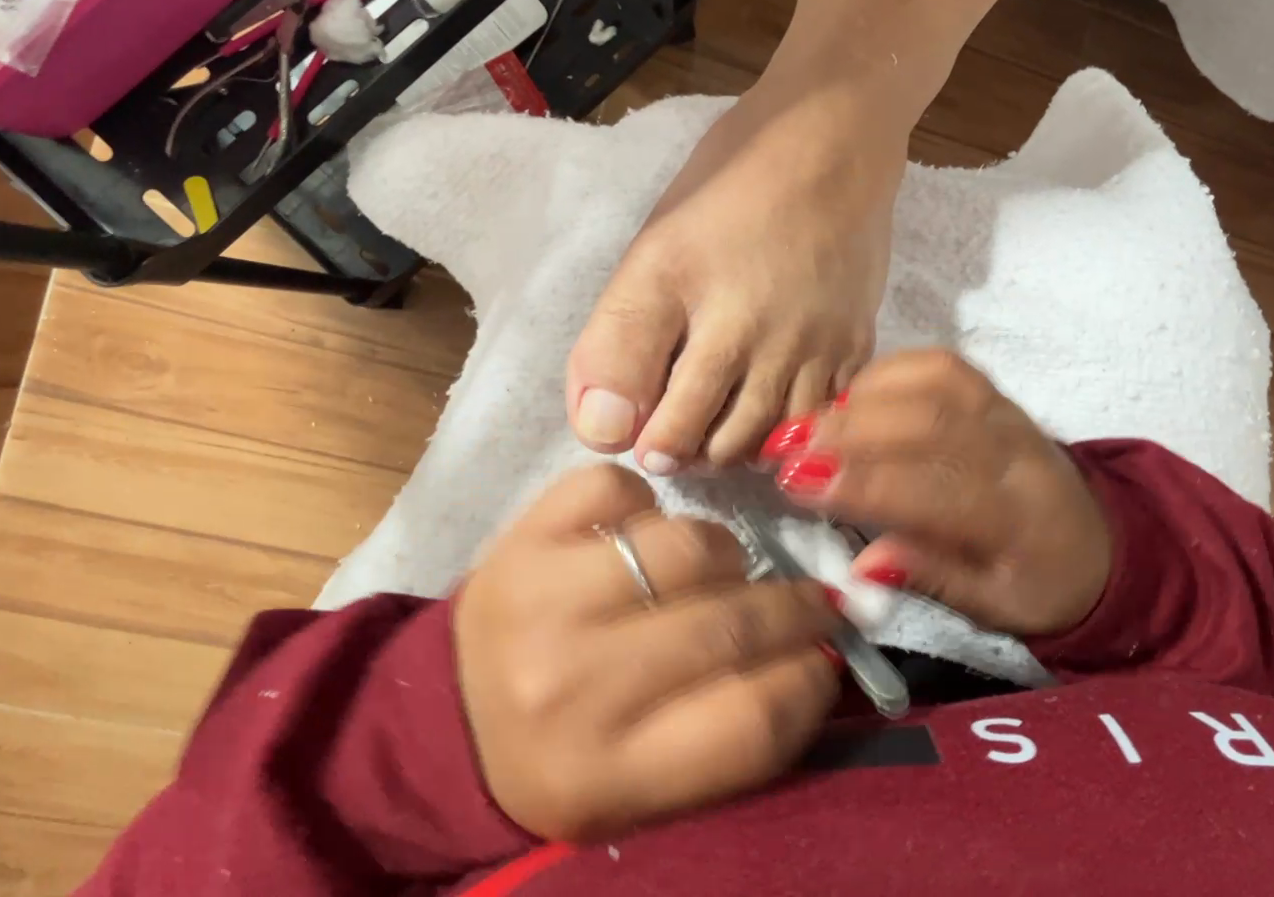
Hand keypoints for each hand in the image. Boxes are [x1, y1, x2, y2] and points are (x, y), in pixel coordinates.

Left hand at [453, 465, 842, 840]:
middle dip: (794, 608)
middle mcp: (569, 689)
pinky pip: (614, 487)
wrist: (448, 721)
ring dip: (725, 555)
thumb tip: (819, 647)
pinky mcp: (517, 539)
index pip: (754, 721)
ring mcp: (538, 601)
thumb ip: (738, 728)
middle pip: (729, 627)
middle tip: (810, 600)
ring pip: (687, 545)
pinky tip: (645, 535)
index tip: (825, 657)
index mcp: (607, 776)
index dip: (812, 681)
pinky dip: (646, 503)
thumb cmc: (567, 758)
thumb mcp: (649, 786)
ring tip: (720, 572)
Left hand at [564, 69, 902, 472]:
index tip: (643, 435)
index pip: (675, 430)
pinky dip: (801, 427)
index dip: (652, 443)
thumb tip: (604, 431)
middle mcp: (776, 353)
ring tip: (724, 435)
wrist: (834, 140)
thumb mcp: (654, 252)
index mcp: (715, 330)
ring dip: (747, 447)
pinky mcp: (860, 341)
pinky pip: (830, 412)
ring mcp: (825, 351)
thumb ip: (620, 343)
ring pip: (783, 437)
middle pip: (732, 441)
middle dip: (697, 452)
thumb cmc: (732, 184)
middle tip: (681, 442)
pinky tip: (783, 414)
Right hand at [761, 350, 1111, 636]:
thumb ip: (932, 577)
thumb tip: (862, 564)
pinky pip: (940, 364)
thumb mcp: (994, 607)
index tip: (796, 485)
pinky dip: (888, 371)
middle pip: (930, 421)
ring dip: (861, 396)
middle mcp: (1014, 450)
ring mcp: (1006, 411)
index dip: (862, 483)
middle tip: (783, 447)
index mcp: (1017, 515)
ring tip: (807, 420)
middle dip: (848, 430)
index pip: (934, 489)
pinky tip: (849, 394)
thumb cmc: (1039, 584)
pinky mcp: (995, 392)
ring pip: (933, 381)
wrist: (1099, 544)